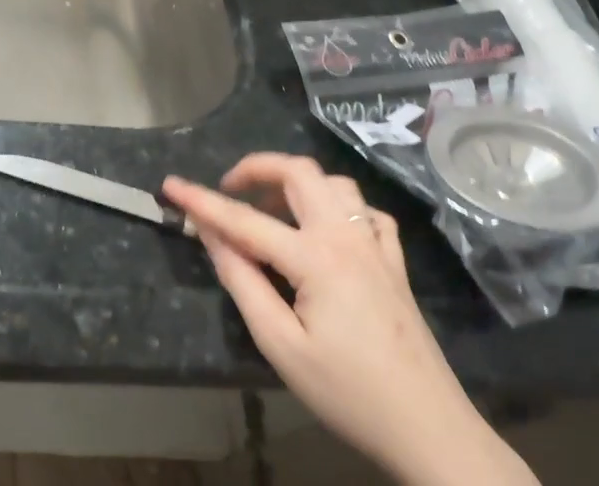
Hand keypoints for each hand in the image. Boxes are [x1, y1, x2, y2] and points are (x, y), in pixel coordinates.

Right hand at [163, 155, 536, 485]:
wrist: (430, 430)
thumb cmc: (347, 392)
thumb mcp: (280, 344)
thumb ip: (242, 281)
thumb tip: (210, 235)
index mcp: (316, 258)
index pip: (244, 219)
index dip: (201, 201)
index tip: (168, 185)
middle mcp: (347, 238)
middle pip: (300, 172)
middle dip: (257, 168)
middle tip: (228, 190)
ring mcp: (377, 248)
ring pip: (335, 185)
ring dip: (296, 184)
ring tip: (270, 211)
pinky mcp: (394, 266)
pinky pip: (365, 213)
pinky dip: (336, 207)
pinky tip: (323, 231)